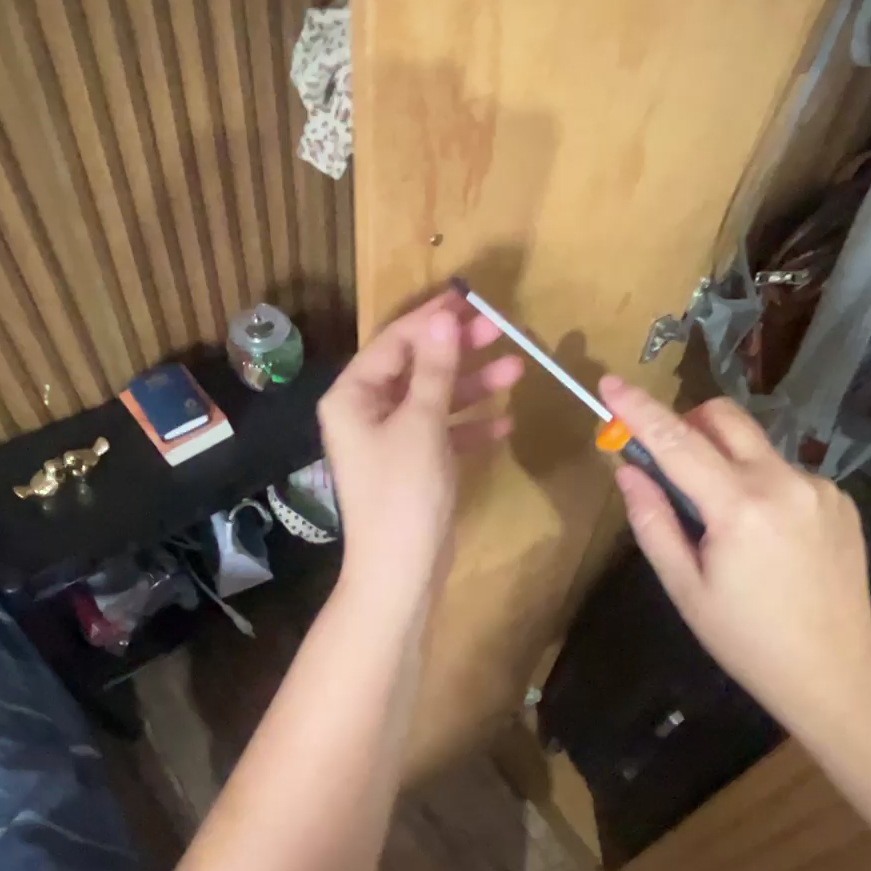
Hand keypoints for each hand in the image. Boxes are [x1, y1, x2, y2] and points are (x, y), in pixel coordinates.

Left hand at [320, 290, 524, 611]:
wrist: (399, 572)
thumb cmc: (403, 492)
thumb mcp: (422, 423)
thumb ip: (435, 368)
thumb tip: (443, 315)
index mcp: (352, 396)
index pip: (394, 342)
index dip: (432, 319)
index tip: (471, 299)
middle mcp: (365, 412)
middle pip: (416, 367)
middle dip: (459, 350)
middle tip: (501, 330)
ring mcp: (390, 440)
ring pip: (434, 399)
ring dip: (473, 386)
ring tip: (518, 370)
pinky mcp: (412, 465)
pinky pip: (442, 433)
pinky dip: (470, 427)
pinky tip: (505, 424)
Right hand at [598, 375, 870, 713]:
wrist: (835, 674)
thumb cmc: (746, 639)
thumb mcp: (684, 587)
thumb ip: (653, 521)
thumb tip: (629, 470)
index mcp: (740, 508)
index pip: (678, 441)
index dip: (639, 409)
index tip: (610, 382)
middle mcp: (784, 482)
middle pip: (724, 417)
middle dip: (686, 421)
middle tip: (668, 461)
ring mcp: (819, 487)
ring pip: (754, 445)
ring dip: (724, 459)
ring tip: (722, 520)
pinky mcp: (838, 499)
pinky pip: (783, 471)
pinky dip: (758, 484)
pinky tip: (764, 536)